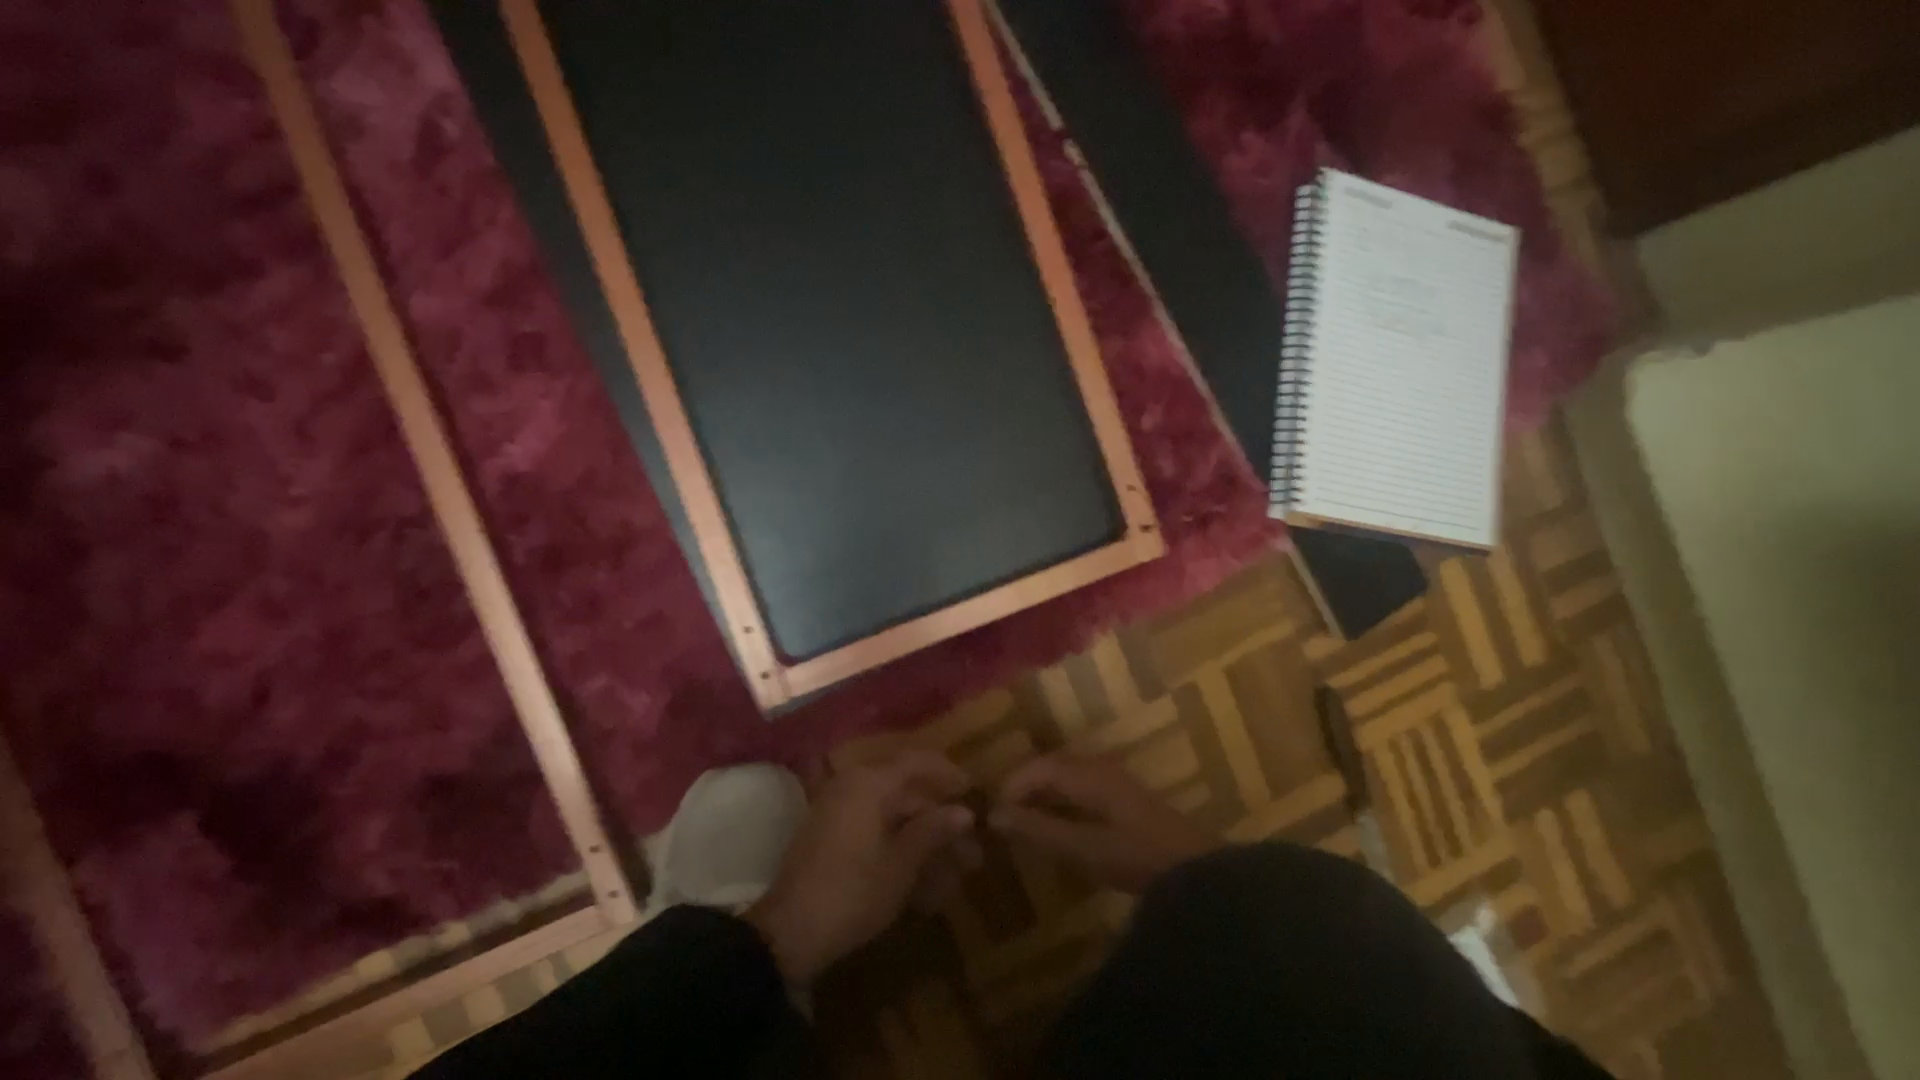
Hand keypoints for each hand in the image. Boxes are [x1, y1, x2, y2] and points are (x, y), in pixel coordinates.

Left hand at [745, 751, 974, 982]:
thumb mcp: (901, 864)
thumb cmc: (852, 891)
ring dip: (926, 849)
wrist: (789, 933)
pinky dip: (901, 859)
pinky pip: (876, 839)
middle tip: (974, 855)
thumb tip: (964, 811)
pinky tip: (926, 894)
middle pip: (908, 797)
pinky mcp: (832, 844)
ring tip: (956, 882)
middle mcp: (852, 790)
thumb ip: (933, 831)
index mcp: (868, 784)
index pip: (916, 762)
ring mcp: (839, 817)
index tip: (975, 791)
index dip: (948, 775)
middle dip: (942, 826)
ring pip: (894, 823)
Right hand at [991, 752, 1220, 892]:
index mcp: (1089, 774)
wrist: (1199, 874)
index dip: (1012, 785)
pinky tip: (1060, 827)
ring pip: (1069, 778)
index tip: (993, 813)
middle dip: (1026, 787)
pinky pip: (1084, 789)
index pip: (1039, 767)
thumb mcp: (1083, 847)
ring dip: (1044, 795)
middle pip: (1053, 768)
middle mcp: (1101, 769)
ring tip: (1025, 823)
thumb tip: (994, 815)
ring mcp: (1118, 783)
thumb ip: (1039, 830)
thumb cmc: (1138, 857)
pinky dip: (1063, 802)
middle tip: (1004, 818)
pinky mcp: (1129, 801)